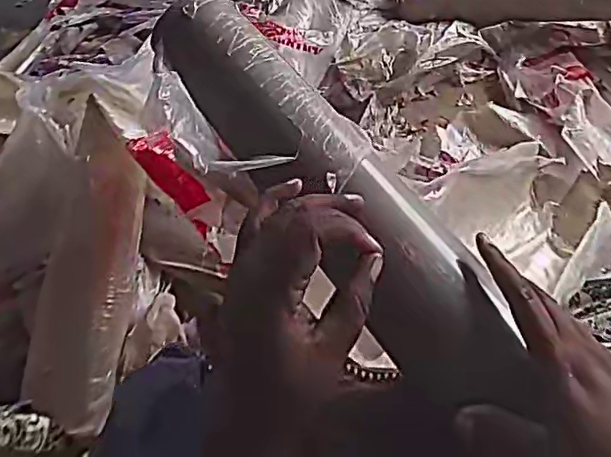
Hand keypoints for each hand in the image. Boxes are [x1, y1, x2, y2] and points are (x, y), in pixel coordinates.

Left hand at [205, 181, 383, 455]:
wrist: (246, 420)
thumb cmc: (289, 395)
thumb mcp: (331, 353)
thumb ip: (354, 302)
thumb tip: (373, 258)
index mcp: (270, 288)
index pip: (307, 232)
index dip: (343, 228)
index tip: (372, 245)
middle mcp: (248, 269)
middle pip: (288, 217)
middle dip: (329, 209)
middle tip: (362, 211)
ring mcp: (238, 268)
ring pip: (269, 214)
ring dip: (303, 201)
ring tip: (337, 199)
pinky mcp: (237, 271)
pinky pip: (252, 224)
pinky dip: (272, 202)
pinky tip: (291, 190)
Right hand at [456, 234, 610, 456]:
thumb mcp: (550, 449)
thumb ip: (506, 431)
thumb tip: (461, 418)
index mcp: (561, 359)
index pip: (524, 300)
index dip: (502, 269)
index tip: (486, 243)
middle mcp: (585, 351)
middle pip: (546, 301)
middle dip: (519, 278)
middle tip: (497, 264)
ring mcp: (610, 361)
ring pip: (568, 316)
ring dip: (542, 299)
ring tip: (526, 297)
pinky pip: (587, 335)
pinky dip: (566, 324)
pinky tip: (567, 340)